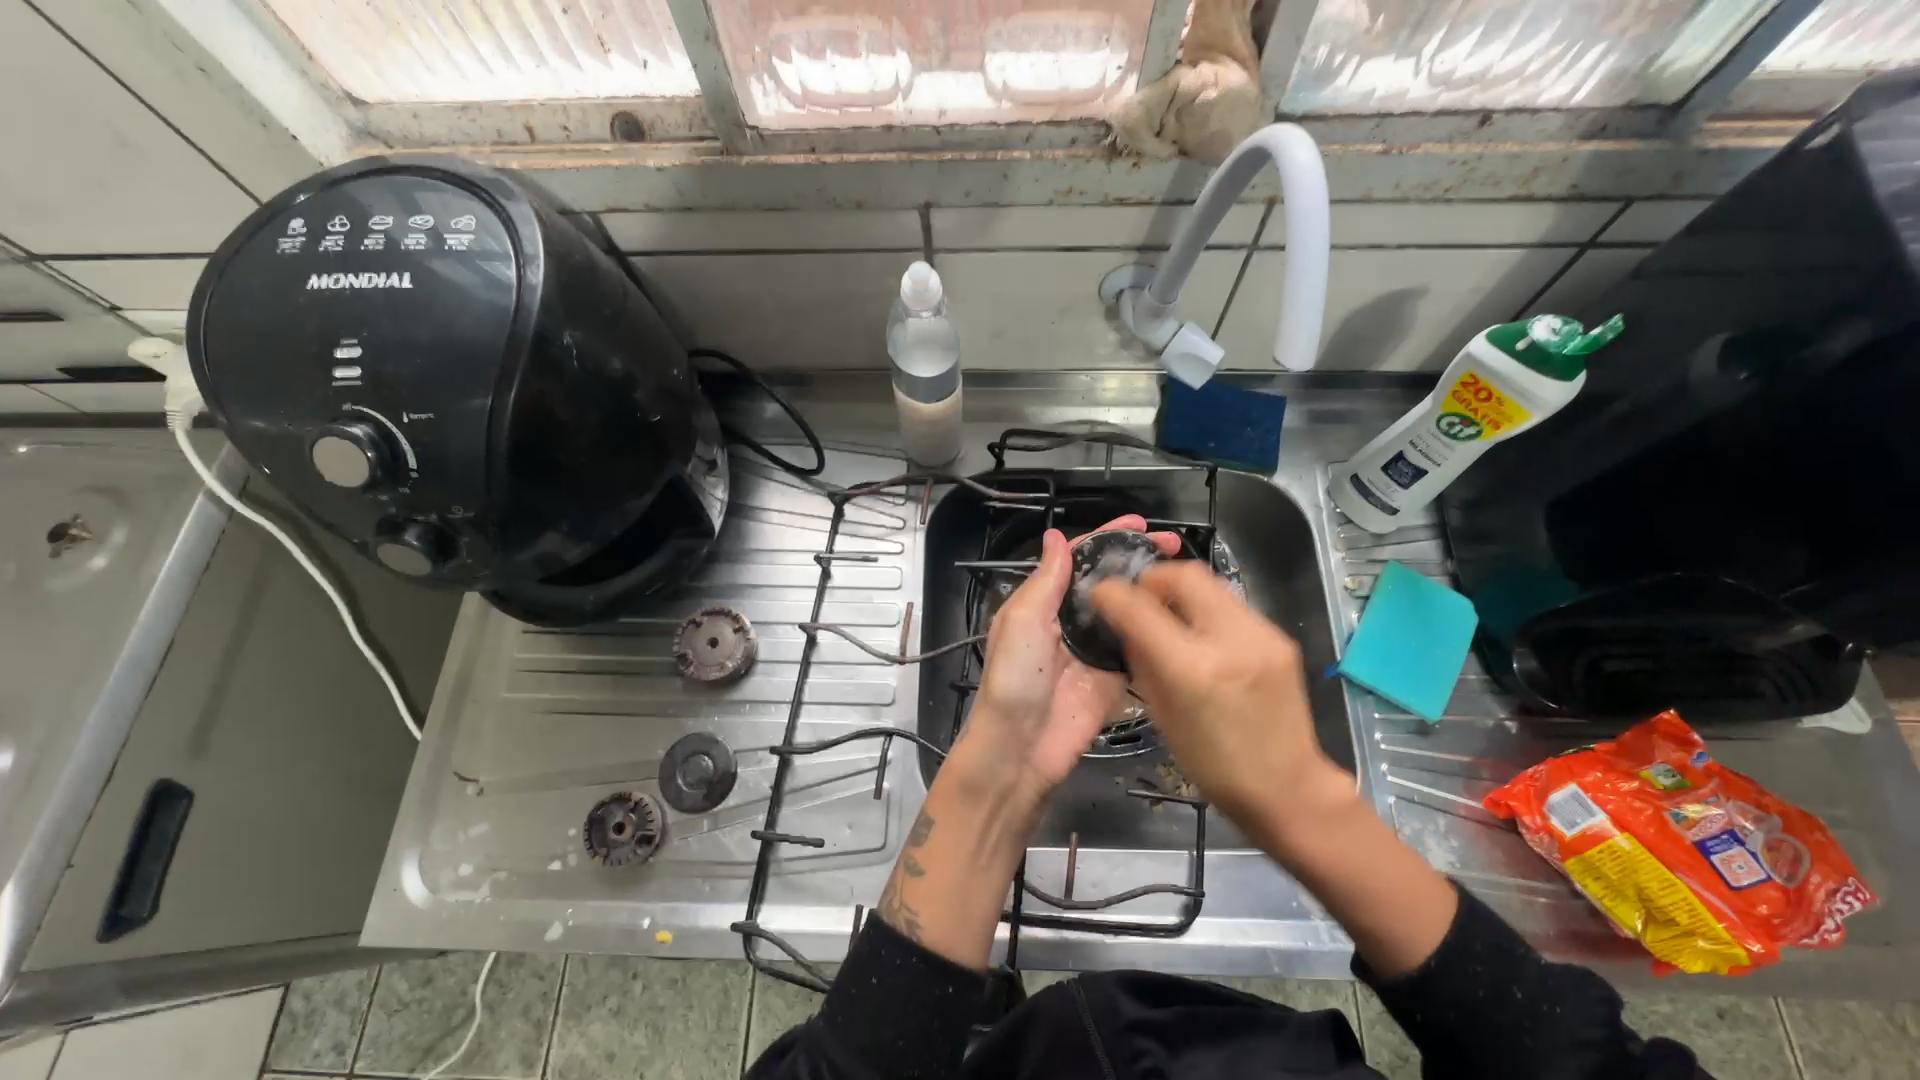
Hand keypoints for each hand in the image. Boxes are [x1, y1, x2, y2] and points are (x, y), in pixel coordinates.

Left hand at [873, 514, 1177, 966]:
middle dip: (1137, 559)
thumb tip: (1057, 537)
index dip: (1108, 538)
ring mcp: (1095, 650)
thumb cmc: (1012, 682)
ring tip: (1183, 571)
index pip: (1079, 560)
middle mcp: (1071, 621)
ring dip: (1152, 590)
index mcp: (1043, 603)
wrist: (1021, 749)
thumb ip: (1045, 581)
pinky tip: (1180, 613)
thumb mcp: (1022, 622)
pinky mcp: (1115, 678)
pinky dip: (1156, 630)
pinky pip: (1138, 648)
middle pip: (1109, 581)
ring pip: (1128, 611)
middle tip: (1171, 544)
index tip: (1140, 523)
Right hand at [1088, 561, 1355, 843]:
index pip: (1140, 608)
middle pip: (1185, 574)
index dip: (1112, 593)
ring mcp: (1262, 635)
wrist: (1286, 785)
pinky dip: (1207, 612)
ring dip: (1182, 593)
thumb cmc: (1212, 763)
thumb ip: (1142, 660)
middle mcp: (1230, 640)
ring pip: (1211, 586)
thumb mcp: (1162, 714)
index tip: (1099, 592)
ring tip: (1169, 618)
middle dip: (1153, 578)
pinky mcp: (1279, 638)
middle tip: (1139, 597)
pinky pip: (1233, 608)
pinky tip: (1201, 637)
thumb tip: (1126, 624)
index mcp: (1192, 669)